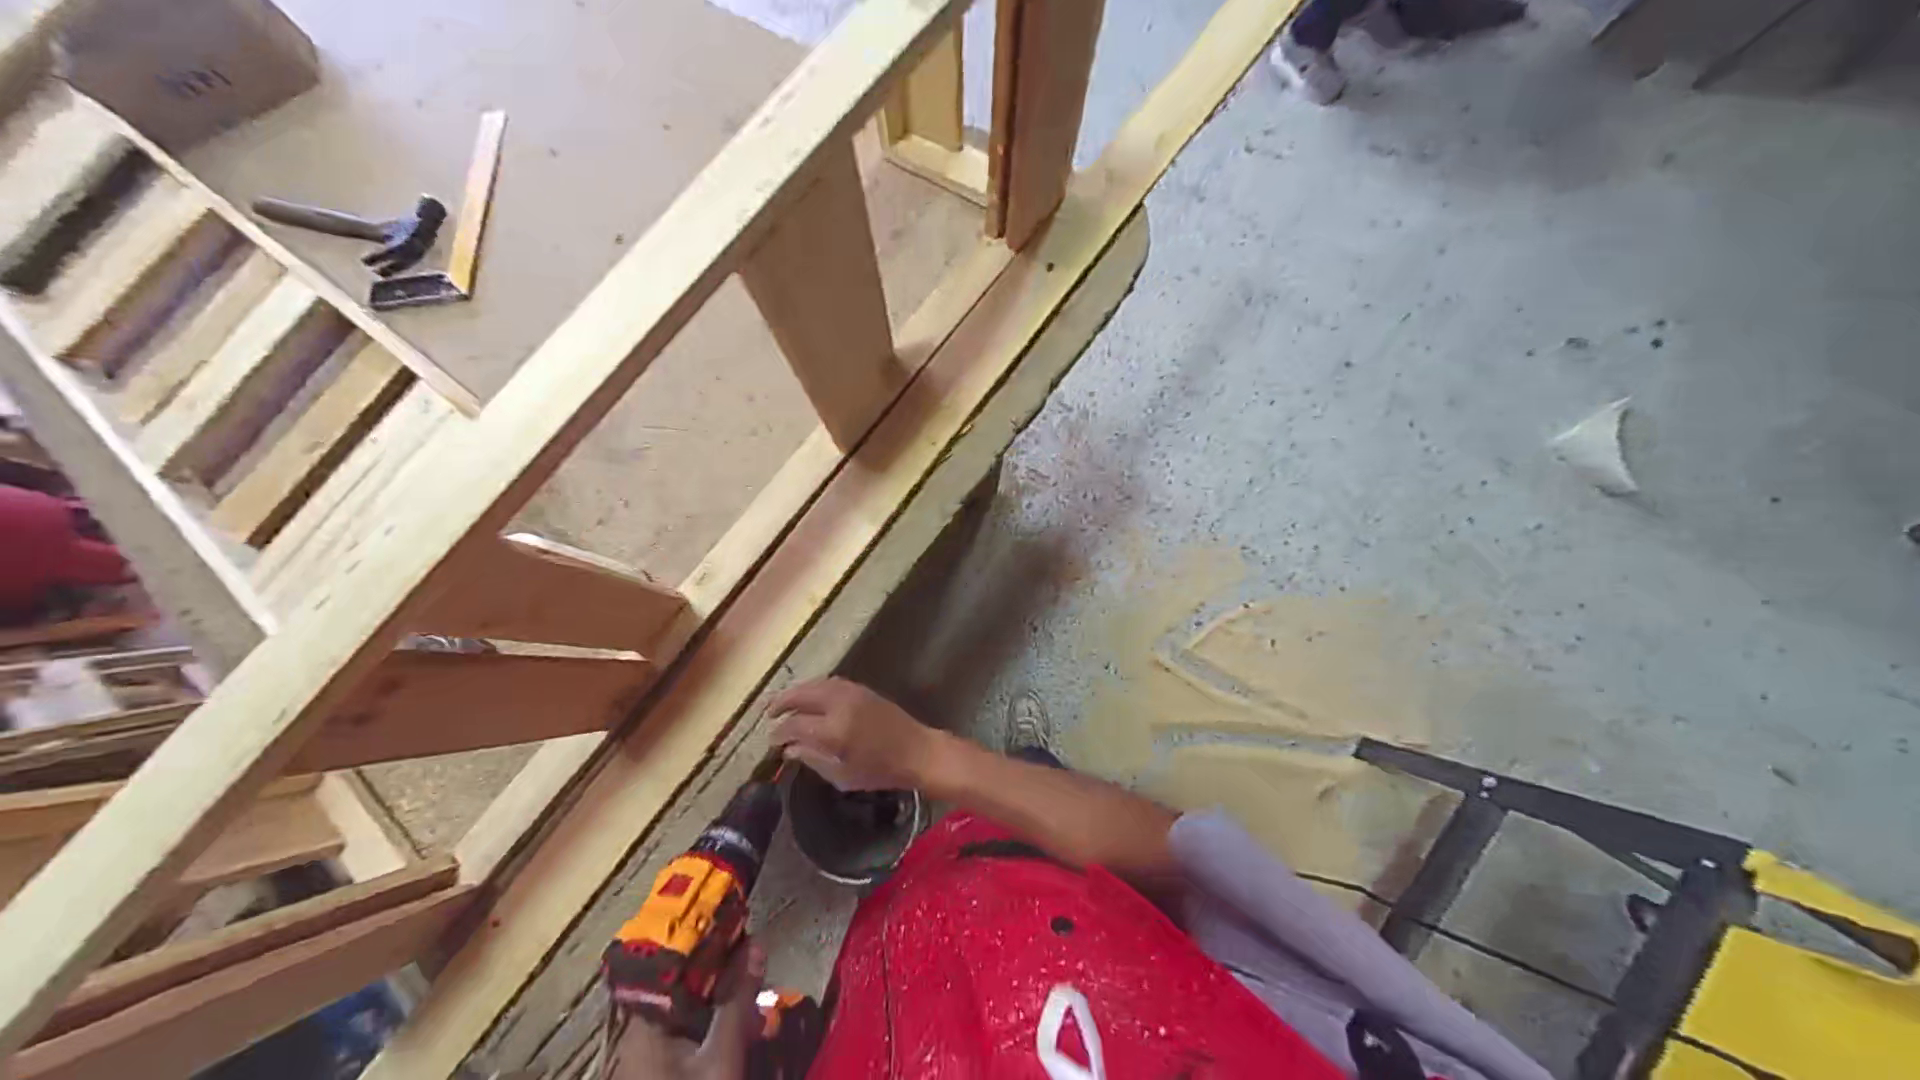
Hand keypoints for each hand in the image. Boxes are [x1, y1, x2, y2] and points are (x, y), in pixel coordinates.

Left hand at [606, 944, 764, 1079]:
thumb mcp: (722, 1059)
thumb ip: (737, 999)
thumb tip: (756, 944)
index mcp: (643, 1025)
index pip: (667, 964)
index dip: (700, 941)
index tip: (733, 923)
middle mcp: (635, 1036)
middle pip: (675, 985)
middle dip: (716, 970)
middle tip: (751, 959)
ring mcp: (641, 1059)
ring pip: (680, 1010)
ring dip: (716, 997)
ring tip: (750, 993)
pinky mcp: (653, 1076)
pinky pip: (679, 1034)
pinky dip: (707, 1024)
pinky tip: (735, 1028)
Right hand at [769, 678, 949, 791]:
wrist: (917, 751)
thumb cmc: (880, 770)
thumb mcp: (842, 776)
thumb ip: (813, 759)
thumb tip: (790, 749)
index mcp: (834, 730)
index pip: (795, 725)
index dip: (780, 733)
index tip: (773, 741)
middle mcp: (840, 705)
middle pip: (801, 695)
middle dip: (782, 702)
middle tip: (769, 714)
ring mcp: (852, 693)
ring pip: (816, 684)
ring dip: (797, 691)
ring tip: (784, 703)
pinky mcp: (862, 689)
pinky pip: (831, 682)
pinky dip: (815, 687)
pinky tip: (809, 698)